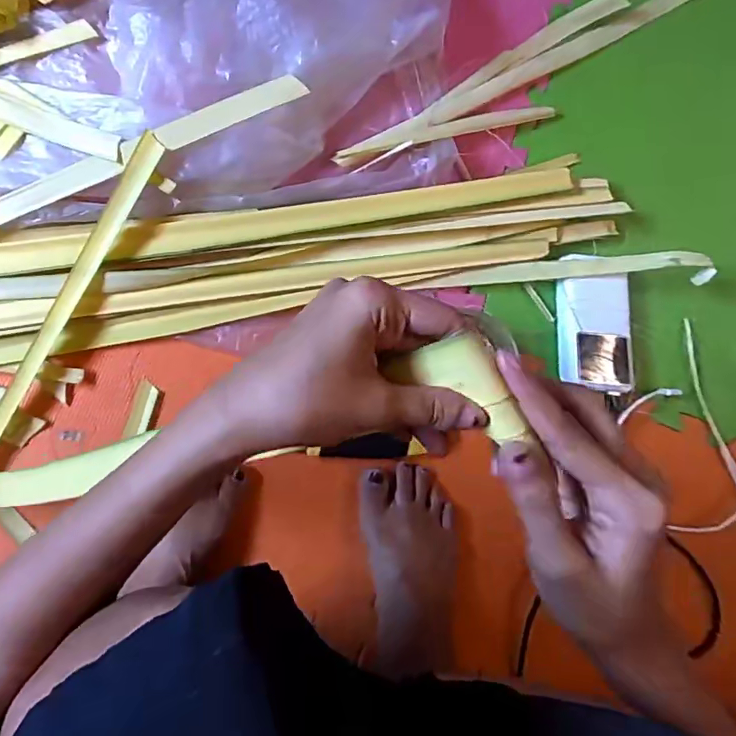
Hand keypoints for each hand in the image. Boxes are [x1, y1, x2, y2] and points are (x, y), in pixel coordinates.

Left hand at [196, 277, 487, 455]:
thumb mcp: (377, 406)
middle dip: (443, 384)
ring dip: (418, 393)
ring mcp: (341, 314)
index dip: (472, 357)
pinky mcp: (329, 334)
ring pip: (397, 353)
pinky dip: (391, 387)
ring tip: (441, 440)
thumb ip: (432, 405)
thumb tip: (481, 415)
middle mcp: (360, 296)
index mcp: (374, 299)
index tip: (496, 389)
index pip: (443, 321)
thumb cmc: (310, 401)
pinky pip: (373, 357)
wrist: (239, 413)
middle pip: (419, 338)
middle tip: (469, 422)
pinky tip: (410, 426)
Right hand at [492, 353, 674, 661]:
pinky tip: (524, 441)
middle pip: (588, 411)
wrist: (631, 636)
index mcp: (629, 500)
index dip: (533, 395)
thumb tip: (509, 446)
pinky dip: (552, 429)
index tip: (503, 359)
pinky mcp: (625, 477)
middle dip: (542, 388)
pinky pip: (585, 437)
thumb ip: (534, 502)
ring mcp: (637, 474)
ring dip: (546, 405)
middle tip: (499, 371)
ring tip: (504, 403)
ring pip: (587, 418)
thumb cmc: (590, 607)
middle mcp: (642, 476)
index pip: (571, 435)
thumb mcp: (554, 562)